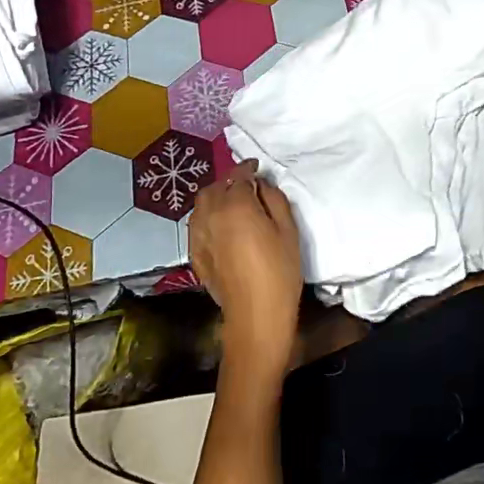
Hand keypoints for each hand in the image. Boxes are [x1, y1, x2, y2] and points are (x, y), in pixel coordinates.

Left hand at [189, 159, 302, 371]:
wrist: (255, 314)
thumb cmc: (279, 272)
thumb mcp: (288, 231)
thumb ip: (274, 200)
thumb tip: (261, 186)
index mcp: (235, 205)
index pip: (238, 176)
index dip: (248, 169)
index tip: (257, 168)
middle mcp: (210, 214)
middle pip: (215, 187)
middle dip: (230, 182)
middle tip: (246, 187)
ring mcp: (198, 234)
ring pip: (201, 204)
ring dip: (215, 197)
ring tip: (231, 204)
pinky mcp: (194, 252)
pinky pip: (197, 224)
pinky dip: (207, 216)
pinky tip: (220, 225)